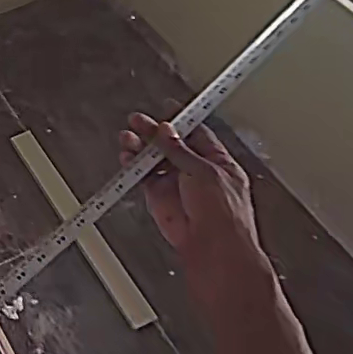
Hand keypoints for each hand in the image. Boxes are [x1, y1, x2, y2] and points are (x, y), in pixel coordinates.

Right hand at [118, 113, 265, 292]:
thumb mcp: (204, 172)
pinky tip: (127, 156)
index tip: (167, 107)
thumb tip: (166, 131)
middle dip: (153, 131)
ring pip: (153, 158)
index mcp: (217, 163)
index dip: (180, 121)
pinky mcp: (158, 195)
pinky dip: (132, 165)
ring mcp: (176, 182)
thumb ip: (179, 150)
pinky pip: (141, 175)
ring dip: (140, 146)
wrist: (212, 246)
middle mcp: (195, 171)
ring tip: (128, 137)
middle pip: (169, 144)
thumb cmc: (225, 215)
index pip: (196, 134)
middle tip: (137, 120)